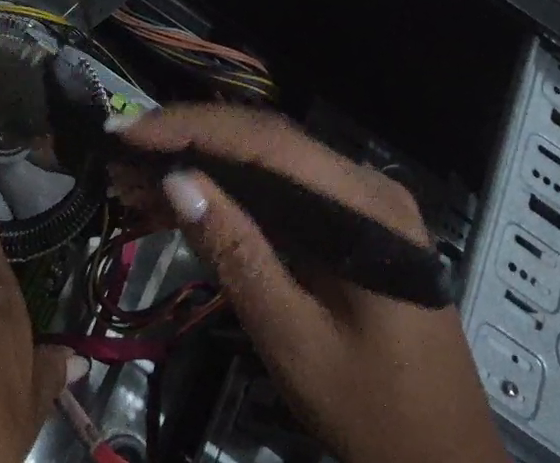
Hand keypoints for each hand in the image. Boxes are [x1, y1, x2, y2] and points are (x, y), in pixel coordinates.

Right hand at [118, 105, 508, 462]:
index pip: (265, 142)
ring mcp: (357, 205)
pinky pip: (274, 193)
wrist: (441, 462)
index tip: (125, 134)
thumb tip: (175, 179)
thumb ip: (237, 254)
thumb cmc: (373, 410)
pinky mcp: (343, 226)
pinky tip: (174, 203)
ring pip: (262, 164)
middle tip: (117, 154)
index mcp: (365, 208)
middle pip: (261, 142)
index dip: (188, 129)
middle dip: (183, 143)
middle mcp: (365, 188)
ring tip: (131, 180)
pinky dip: (221, 194)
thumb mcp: (293, 338)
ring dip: (196, 167)